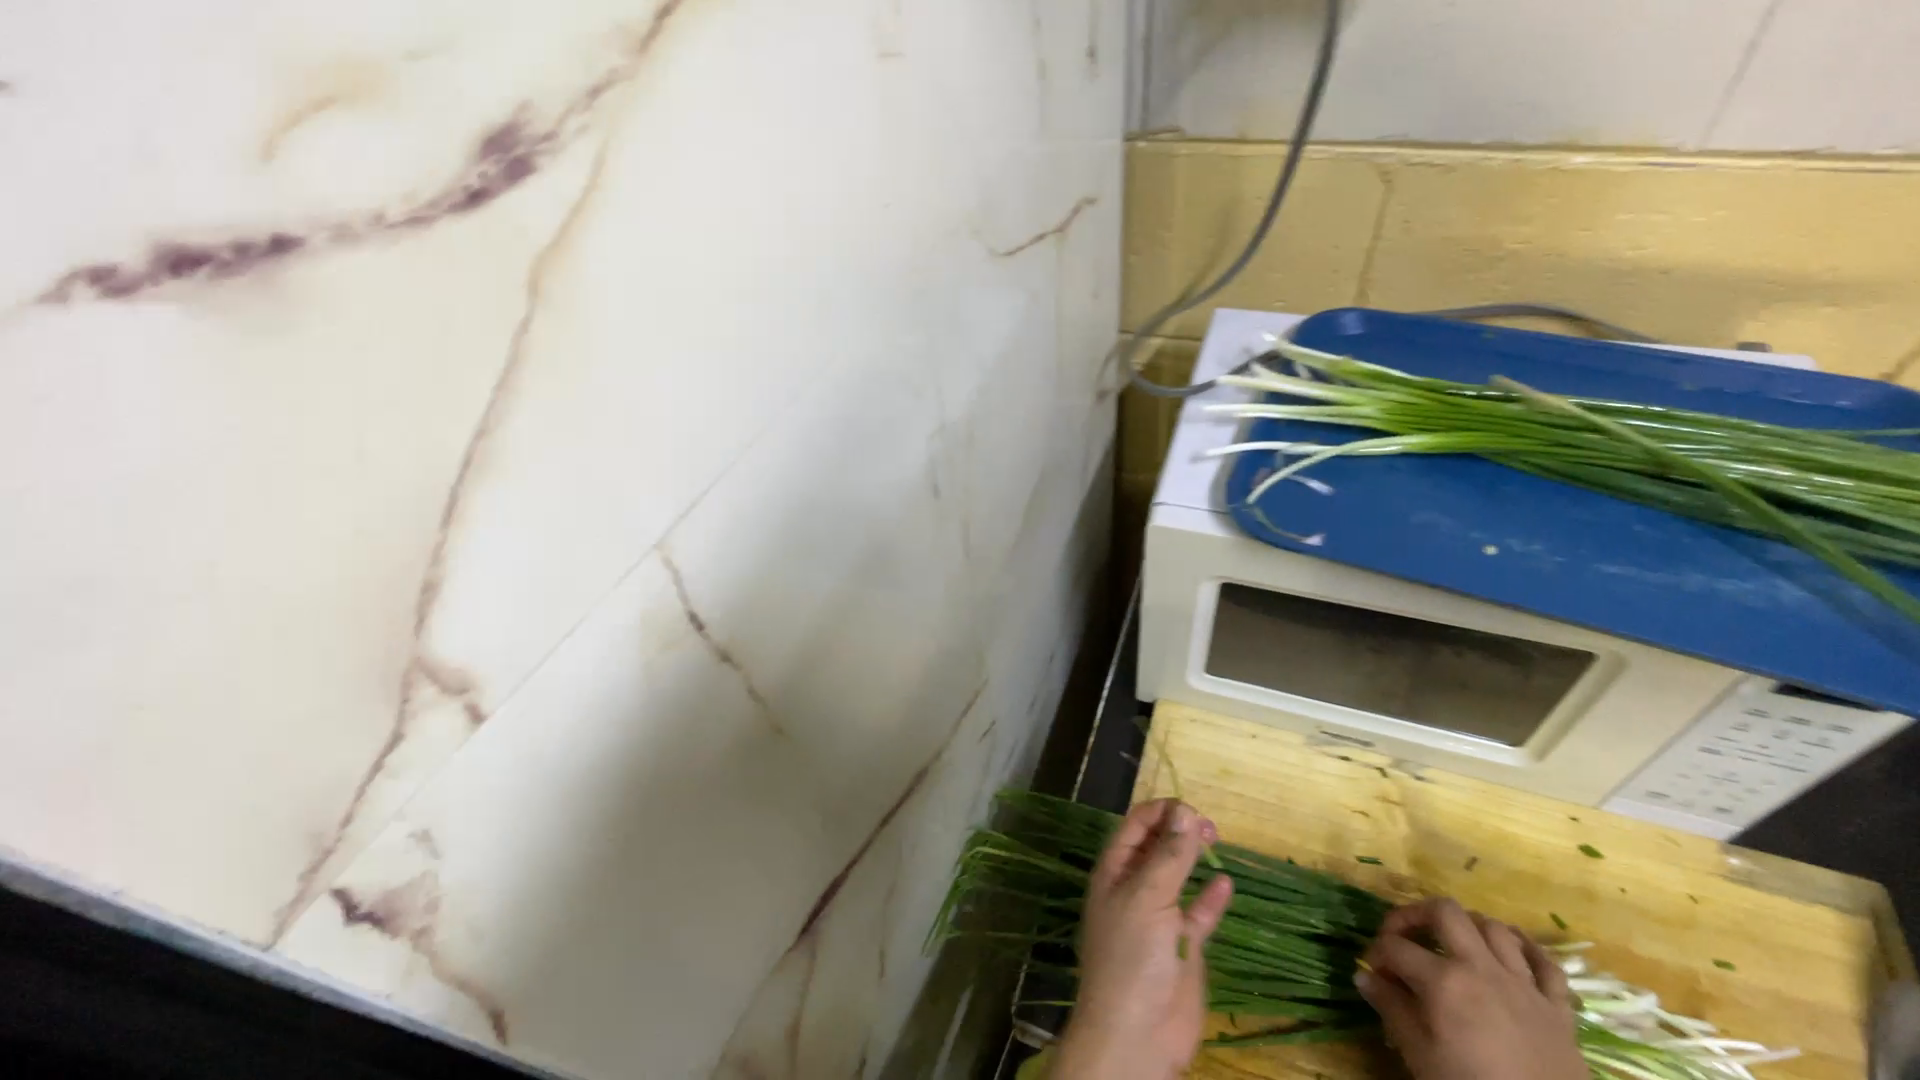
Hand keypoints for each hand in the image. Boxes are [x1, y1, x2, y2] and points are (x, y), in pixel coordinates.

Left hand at [1052, 799, 1233, 1079]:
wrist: (1136, 1034)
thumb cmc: (1132, 957)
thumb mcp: (1147, 897)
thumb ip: (1169, 855)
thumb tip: (1185, 811)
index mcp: (1114, 872)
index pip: (1135, 826)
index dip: (1161, 812)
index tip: (1192, 809)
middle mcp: (1134, 889)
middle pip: (1157, 847)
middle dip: (1179, 829)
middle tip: (1209, 826)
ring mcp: (1158, 918)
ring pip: (1178, 876)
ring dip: (1194, 856)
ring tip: (1217, 839)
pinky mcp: (1182, 946)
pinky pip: (1198, 913)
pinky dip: (1211, 897)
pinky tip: (1226, 882)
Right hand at [1356, 898, 1585, 1079]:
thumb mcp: (1418, 1054)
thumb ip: (1391, 1009)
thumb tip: (1364, 977)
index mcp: (1443, 980)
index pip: (1394, 947)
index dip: (1375, 953)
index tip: (1372, 972)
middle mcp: (1481, 967)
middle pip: (1445, 911)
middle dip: (1415, 915)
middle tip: (1402, 936)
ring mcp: (1523, 983)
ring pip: (1495, 928)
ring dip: (1469, 928)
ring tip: (1454, 944)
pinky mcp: (1556, 1005)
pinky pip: (1546, 962)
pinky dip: (1527, 950)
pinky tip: (1512, 951)